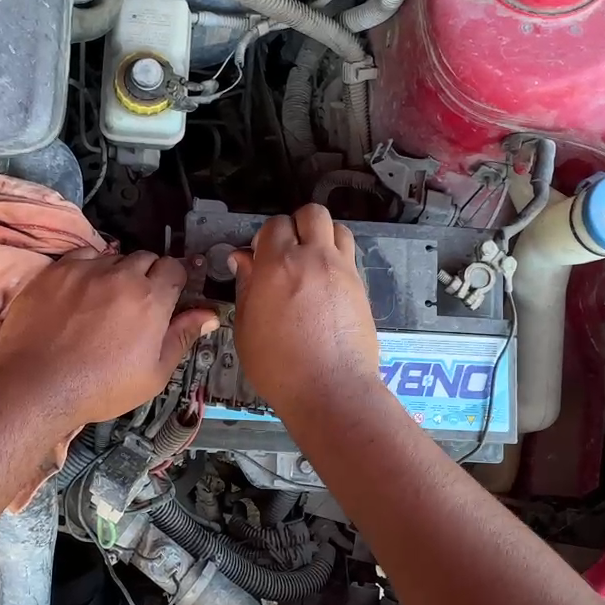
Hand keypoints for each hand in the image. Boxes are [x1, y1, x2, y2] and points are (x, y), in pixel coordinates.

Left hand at [0, 249, 217, 425]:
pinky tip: (83, 289)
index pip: (175, 268)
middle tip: (137, 302)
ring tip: (107, 298)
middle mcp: (121, 276)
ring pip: (113, 256)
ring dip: (117, 271)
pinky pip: (82, 255)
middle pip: (146, 258)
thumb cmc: (99, 387)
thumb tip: (208, 315)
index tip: (170, 293)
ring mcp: (86, 270)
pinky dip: (88, 266)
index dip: (175, 279)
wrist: (38, 385)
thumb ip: (182, 337)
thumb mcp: (154, 374)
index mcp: (151, 300)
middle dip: (148, 274)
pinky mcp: (57, 271)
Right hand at [230, 204, 380, 415]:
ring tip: (311, 261)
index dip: (265, 237)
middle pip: (312, 214)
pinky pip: (350, 257)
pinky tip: (325, 284)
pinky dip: (337, 260)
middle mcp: (314, 259)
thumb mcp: (246, 327)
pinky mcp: (361, 288)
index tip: (260, 255)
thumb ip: (246, 286)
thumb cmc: (281, 367)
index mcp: (278, 265)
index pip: (274, 225)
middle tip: (287, 250)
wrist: (330, 389)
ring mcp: (342, 271)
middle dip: (298, 225)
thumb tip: (243, 261)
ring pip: (338, 229)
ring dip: (323, 237)